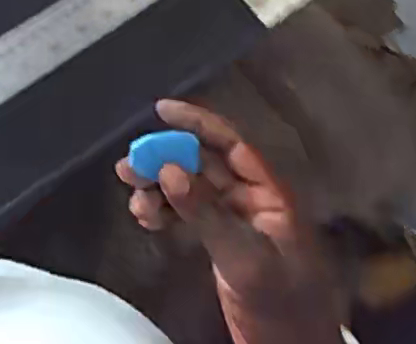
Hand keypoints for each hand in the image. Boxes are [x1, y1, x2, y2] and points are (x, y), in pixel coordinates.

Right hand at [115, 99, 339, 343]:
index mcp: (269, 193)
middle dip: (165, 158)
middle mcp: (249, 197)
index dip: (197, 122)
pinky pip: (185, 209)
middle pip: (201, 161)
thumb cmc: (284, 306)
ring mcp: (233, 218)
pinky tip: (145, 216)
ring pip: (188, 184)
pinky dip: (163, 209)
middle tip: (131, 165)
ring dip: (158, 186)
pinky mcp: (219, 238)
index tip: (161, 109)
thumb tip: (167, 169)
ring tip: (134, 197)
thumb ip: (206, 213)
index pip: (231, 143)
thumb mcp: (244, 259)